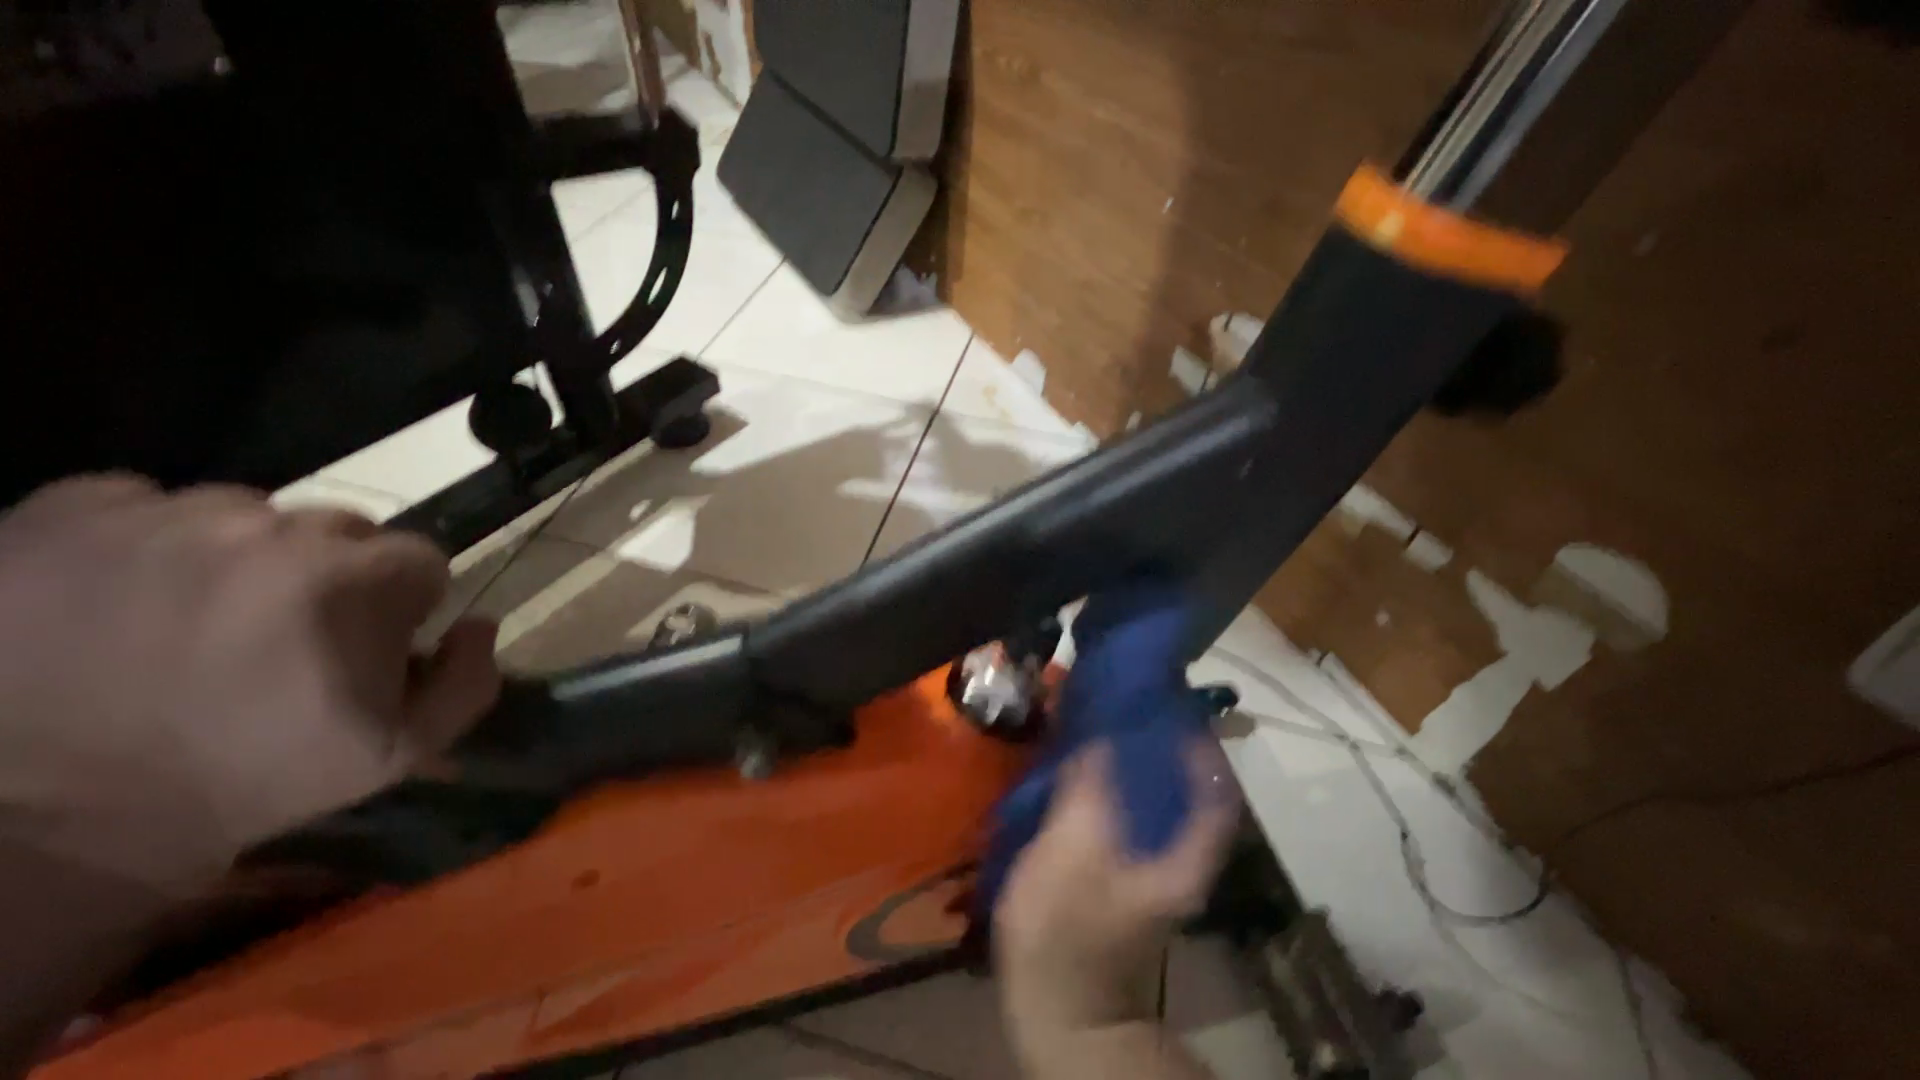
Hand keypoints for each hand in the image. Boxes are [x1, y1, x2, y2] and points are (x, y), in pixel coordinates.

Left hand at [0, 475, 500, 891]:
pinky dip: (150, 543)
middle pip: (336, 530)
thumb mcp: (391, 757)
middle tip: (283, 637)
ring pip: (244, 514)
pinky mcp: (70, 507)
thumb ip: (466, 685)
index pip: (419, 559)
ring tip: (197, 619)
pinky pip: (145, 505)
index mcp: (354, 581)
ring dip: (242, 556)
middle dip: (329, 577)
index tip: (367, 644)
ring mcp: (164, 510)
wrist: (45, 817)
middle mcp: (268, 524)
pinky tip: (126, 600)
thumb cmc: (246, 780)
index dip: (402, 606)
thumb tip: (479, 625)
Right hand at [993, 741, 1237, 1058]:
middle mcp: (1179, 869)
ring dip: (1134, 778)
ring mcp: (1150, 883)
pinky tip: (1082, 788)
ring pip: (1154, 815)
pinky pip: (1127, 831)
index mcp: (1185, 861)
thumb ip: (1090, 791)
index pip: (1215, 797)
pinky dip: (1113, 803)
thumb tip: (1104, 739)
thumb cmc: (1068, 930)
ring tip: (1102, 741)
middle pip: (1184, 802)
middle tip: (1129, 719)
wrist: (1059, 1010)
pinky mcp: (1121, 891)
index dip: (1202, 754)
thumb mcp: (1073, 851)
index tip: (1176, 717)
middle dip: (1162, 758)